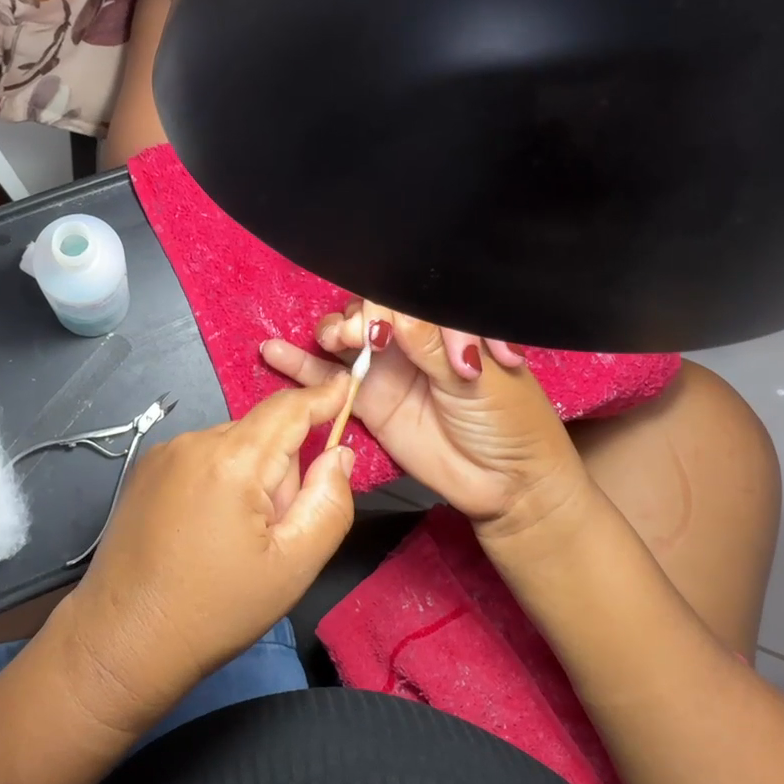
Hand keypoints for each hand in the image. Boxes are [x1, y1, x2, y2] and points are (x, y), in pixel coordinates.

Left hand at [56, 379, 356, 730]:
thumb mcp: (293, 566)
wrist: (125, 637)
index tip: (347, 384)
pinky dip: (217, 480)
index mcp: (233, 459)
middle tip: (273, 533)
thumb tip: (338, 452)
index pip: (288, 409)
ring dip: (248, 476)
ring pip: (231, 447)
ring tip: (232, 540)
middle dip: (281, 469)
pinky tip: (203, 530)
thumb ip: (328, 503)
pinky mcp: (145, 469)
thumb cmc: (216, 608)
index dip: (322, 397)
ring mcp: (164, 453)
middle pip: (261, 434)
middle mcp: (194, 441)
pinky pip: (201, 459)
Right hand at [261, 300, 584, 538]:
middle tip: (364, 340)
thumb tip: (393, 313)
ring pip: (345, 337)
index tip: (395, 333)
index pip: (409, 297)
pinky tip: (272, 350)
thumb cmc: (512, 424)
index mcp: (446, 323)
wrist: (508, 486)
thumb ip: (433, 348)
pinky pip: (326, 378)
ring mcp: (385, 368)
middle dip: (361, 315)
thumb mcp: (480, 382)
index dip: (395, 305)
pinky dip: (298, 364)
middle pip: (371, 308)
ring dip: (332, 331)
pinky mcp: (365, 400)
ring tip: (334, 341)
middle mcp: (412, 338)